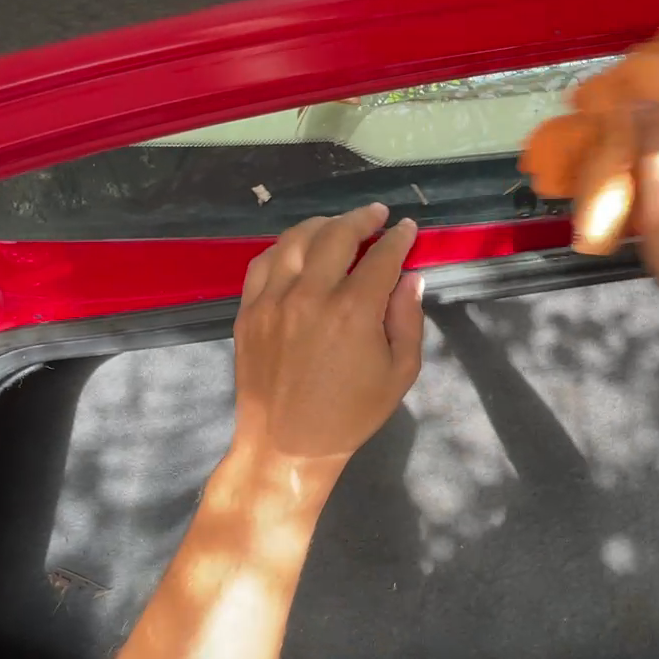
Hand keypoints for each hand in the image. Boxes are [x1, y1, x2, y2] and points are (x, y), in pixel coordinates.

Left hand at [231, 204, 423, 468]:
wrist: (287, 445)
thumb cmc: (351, 413)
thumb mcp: (400, 373)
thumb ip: (408, 319)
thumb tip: (410, 279)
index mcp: (353, 311)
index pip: (381, 257)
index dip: (399, 238)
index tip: (408, 229)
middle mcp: (311, 296)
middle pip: (336, 235)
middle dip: (362, 218)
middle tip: (377, 214)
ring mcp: (273, 301)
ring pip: (296, 240)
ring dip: (322, 224)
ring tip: (339, 224)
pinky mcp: (248, 311)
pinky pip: (264, 262)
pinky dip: (285, 247)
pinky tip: (299, 248)